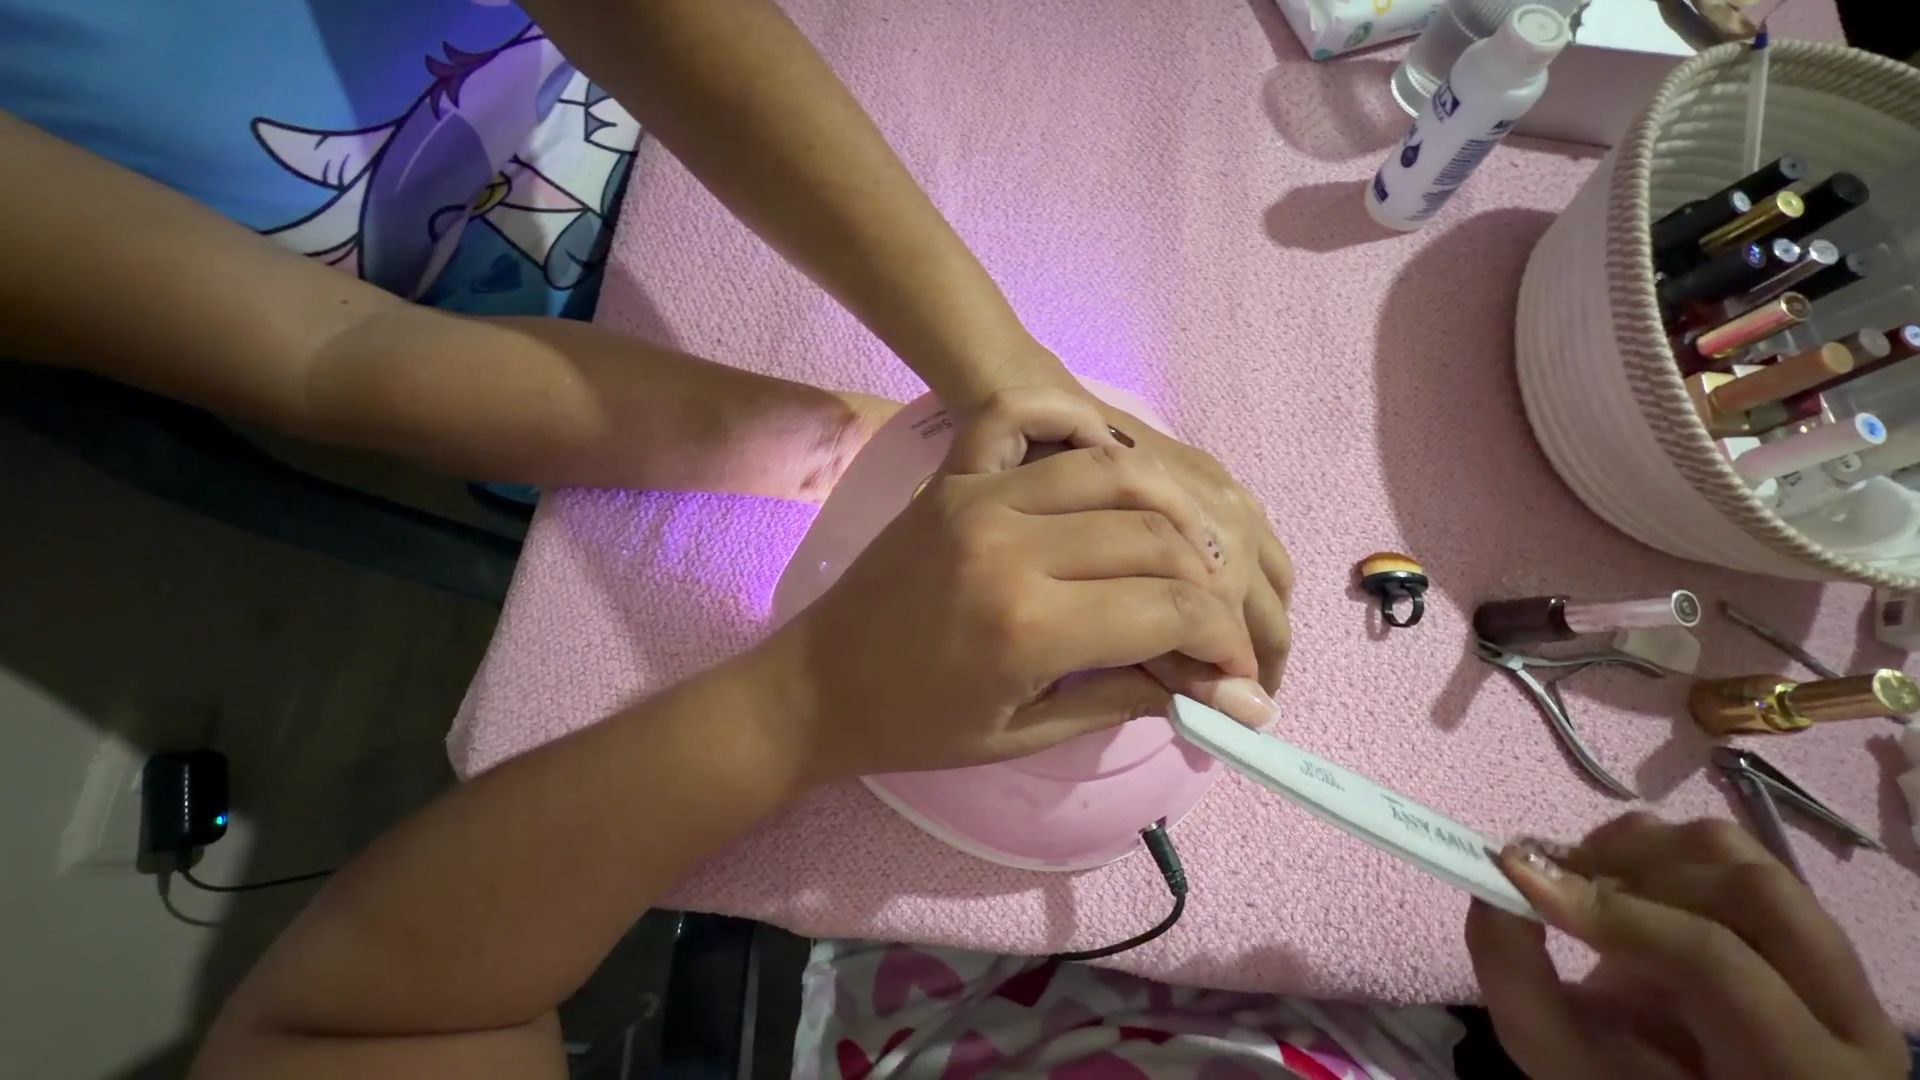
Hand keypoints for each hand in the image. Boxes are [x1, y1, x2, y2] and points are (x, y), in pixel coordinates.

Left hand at [755, 388, 1270, 782]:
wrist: (815, 686)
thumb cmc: (916, 726)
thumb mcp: (1024, 733)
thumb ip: (1124, 698)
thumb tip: (1211, 687)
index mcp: (1029, 625)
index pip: (1172, 609)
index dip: (1223, 642)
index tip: (1233, 673)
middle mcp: (1013, 544)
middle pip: (1159, 537)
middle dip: (1208, 586)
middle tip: (1212, 624)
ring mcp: (979, 495)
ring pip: (1113, 471)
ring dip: (1168, 507)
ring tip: (1183, 551)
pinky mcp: (952, 476)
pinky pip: (1020, 415)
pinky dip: (1069, 419)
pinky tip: (1102, 452)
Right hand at [1466, 813, 1906, 1079]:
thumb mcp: (1563, 1059)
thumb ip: (1516, 981)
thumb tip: (1492, 886)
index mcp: (1802, 1075)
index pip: (1717, 963)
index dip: (1611, 909)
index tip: (1516, 878)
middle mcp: (1851, 1017)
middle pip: (1750, 890)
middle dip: (1630, 866)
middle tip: (1553, 875)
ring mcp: (1838, 966)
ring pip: (1742, 857)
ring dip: (1641, 847)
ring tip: (1583, 874)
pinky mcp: (1801, 926)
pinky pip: (1734, 851)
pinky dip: (1655, 844)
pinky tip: (1617, 877)